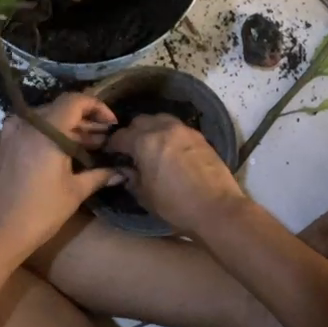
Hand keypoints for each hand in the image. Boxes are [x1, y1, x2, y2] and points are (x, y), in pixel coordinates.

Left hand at [0, 94, 122, 253]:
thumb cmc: (39, 212)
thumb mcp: (74, 192)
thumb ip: (99, 176)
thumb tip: (122, 173)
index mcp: (47, 130)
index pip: (75, 101)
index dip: (97, 106)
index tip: (112, 123)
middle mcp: (28, 125)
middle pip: (61, 108)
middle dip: (86, 119)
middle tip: (105, 136)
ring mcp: (13, 133)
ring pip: (47, 118)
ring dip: (69, 127)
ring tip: (90, 145)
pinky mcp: (5, 145)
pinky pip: (33, 129)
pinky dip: (51, 134)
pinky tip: (63, 151)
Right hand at [105, 114, 245, 234]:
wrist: (217, 207)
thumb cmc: (176, 205)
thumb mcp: (145, 196)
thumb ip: (132, 178)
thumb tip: (126, 169)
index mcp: (145, 142)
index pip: (120, 136)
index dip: (112, 145)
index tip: (110, 154)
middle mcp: (163, 129)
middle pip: (140, 121)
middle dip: (132, 133)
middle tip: (130, 149)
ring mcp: (184, 130)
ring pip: (160, 120)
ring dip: (151, 129)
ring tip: (150, 146)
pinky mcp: (199, 136)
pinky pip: (177, 128)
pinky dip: (168, 134)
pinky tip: (169, 149)